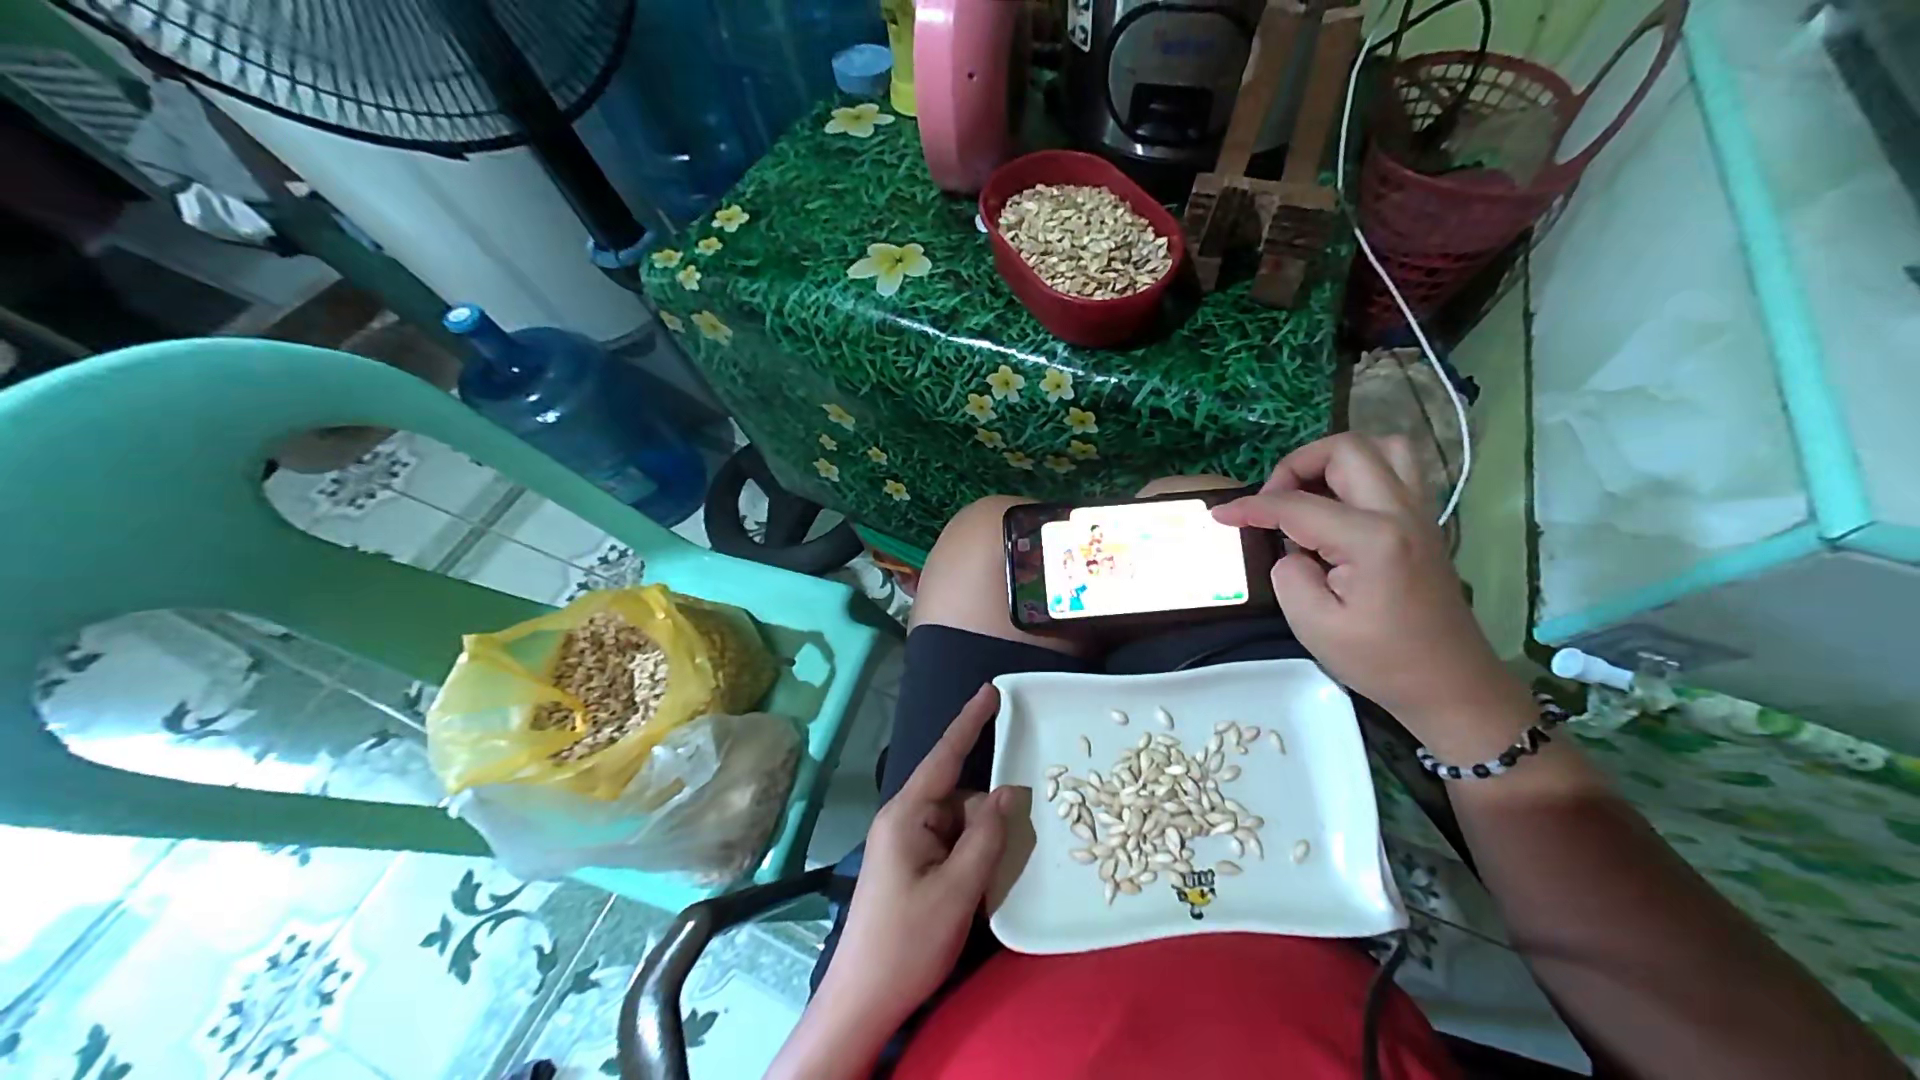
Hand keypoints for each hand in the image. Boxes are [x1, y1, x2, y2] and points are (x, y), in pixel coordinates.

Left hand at [823, 684, 1012, 1020]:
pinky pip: (950, 845)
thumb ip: (986, 836)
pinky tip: (979, 887)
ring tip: (987, 885)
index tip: (992, 691)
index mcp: (907, 815)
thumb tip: (1009, 792)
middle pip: (959, 797)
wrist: (862, 1000)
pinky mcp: (910, 866)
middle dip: (988, 816)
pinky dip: (970, 859)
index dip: (970, 722)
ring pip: (958, 824)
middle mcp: (904, 820)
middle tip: (1011, 849)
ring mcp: (905, 844)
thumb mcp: (957, 890)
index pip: (944, 756)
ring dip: (980, 844)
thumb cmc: (907, 942)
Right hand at [1213, 434, 1528, 750]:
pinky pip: (1395, 470)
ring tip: (1308, 492)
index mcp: (1372, 539)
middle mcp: (1401, 512)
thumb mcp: (1313, 625)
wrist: (1449, 684)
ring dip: (1335, 460)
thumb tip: (1291, 548)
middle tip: (1273, 501)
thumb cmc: (1380, 661)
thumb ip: (1288, 573)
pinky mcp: (1424, 523)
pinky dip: (1359, 472)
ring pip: (1381, 447)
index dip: (1251, 507)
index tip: (1220, 515)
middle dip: (1296, 464)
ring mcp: (1419, 513)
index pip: (1297, 505)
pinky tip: (1337, 506)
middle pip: (1346, 449)